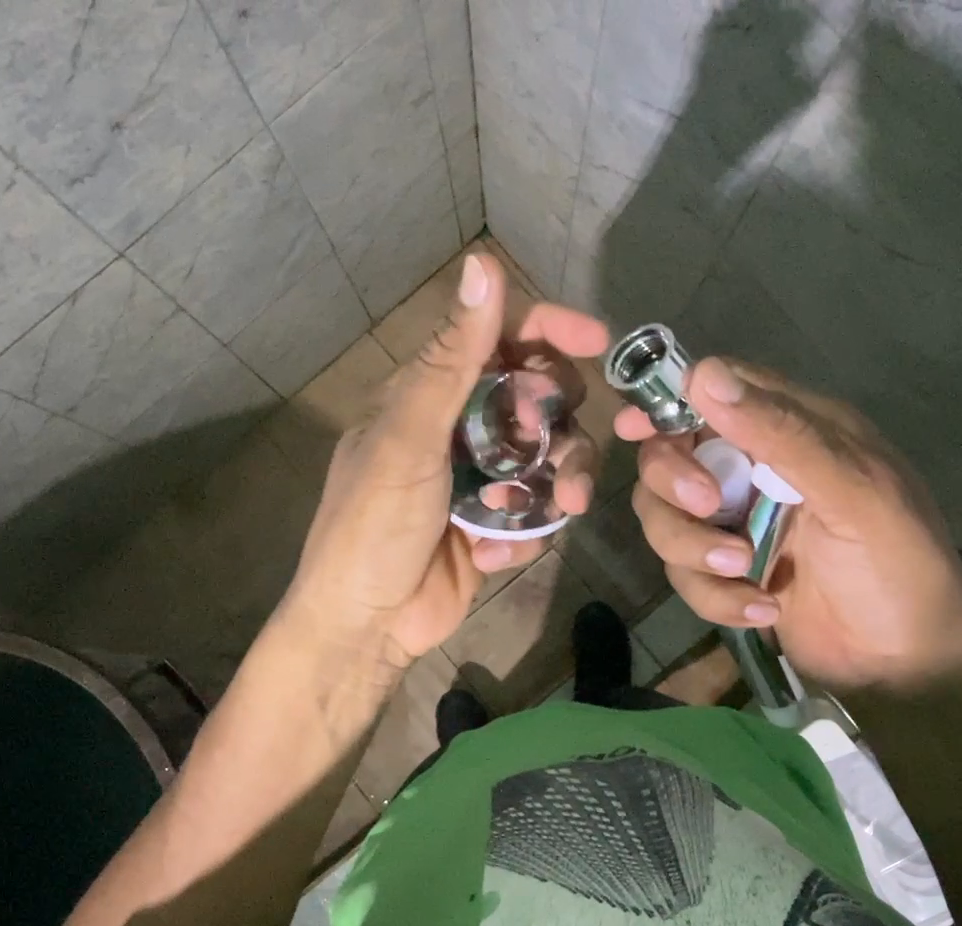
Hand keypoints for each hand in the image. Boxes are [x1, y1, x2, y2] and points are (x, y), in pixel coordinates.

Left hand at [280, 255, 607, 675]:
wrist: (365, 625)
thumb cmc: (372, 524)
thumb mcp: (408, 437)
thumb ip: (450, 360)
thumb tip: (482, 264)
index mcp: (427, 396)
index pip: (497, 340)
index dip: (549, 331)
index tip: (597, 342)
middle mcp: (458, 430)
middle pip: (538, 399)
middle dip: (559, 425)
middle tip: (557, 453)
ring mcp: (478, 481)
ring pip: (549, 458)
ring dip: (558, 481)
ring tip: (557, 510)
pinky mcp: (493, 527)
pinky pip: (537, 512)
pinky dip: (527, 531)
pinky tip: (492, 554)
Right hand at [618, 357, 961, 698]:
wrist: (905, 668)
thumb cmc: (900, 568)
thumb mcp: (853, 494)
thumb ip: (783, 435)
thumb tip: (705, 374)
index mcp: (796, 431)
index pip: (718, 393)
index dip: (669, 403)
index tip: (635, 429)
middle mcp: (756, 470)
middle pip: (671, 456)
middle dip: (674, 484)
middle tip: (708, 509)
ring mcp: (736, 524)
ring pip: (664, 517)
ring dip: (692, 547)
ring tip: (745, 572)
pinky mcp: (725, 574)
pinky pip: (683, 573)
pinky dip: (715, 596)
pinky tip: (763, 609)